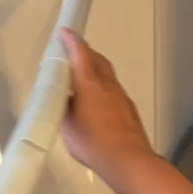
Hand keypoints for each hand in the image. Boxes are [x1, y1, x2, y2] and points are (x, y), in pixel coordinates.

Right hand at [59, 29, 156, 183]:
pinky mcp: (127, 107)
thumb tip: (64, 98)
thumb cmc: (93, 142)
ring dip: (93, 66)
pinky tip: (94, 98)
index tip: (64, 32)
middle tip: (70, 53)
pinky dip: (101, 83)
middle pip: (96, 58)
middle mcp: (106, 84)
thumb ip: (63, 107)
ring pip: (106, 72)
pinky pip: (111, 87)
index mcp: (89, 83)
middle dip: (83, 51)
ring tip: (80, 75)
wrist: (129, 160)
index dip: (71, 41)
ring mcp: (120, 95)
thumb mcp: (67, 126)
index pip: (80, 53)